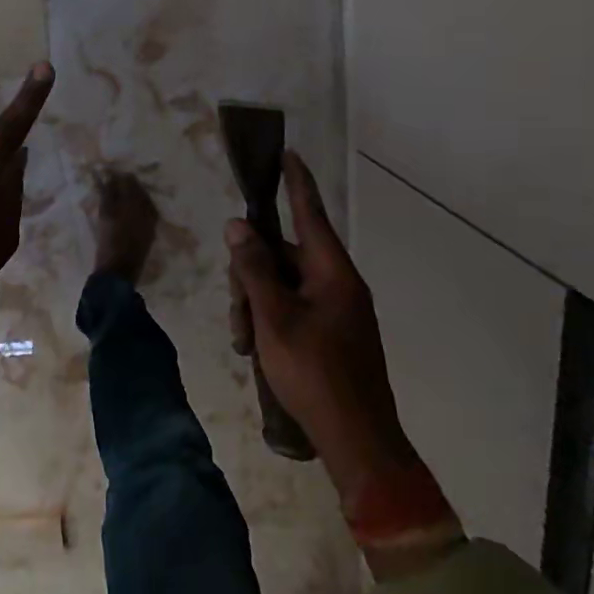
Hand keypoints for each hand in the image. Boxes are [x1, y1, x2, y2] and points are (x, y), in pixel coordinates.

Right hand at [225, 152, 416, 496]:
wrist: (358, 440)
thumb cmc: (315, 372)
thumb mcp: (274, 318)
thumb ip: (254, 268)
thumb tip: (237, 225)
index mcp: (331, 272)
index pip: (309, 213)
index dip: (295, 182)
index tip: (288, 153)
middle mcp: (336, 283)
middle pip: (281, 256)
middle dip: (249, 277)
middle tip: (236, 316)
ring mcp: (335, 309)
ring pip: (280, 286)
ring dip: (254, 306)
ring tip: (243, 343)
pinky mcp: (330, 332)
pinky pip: (291, 308)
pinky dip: (268, 321)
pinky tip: (254, 349)